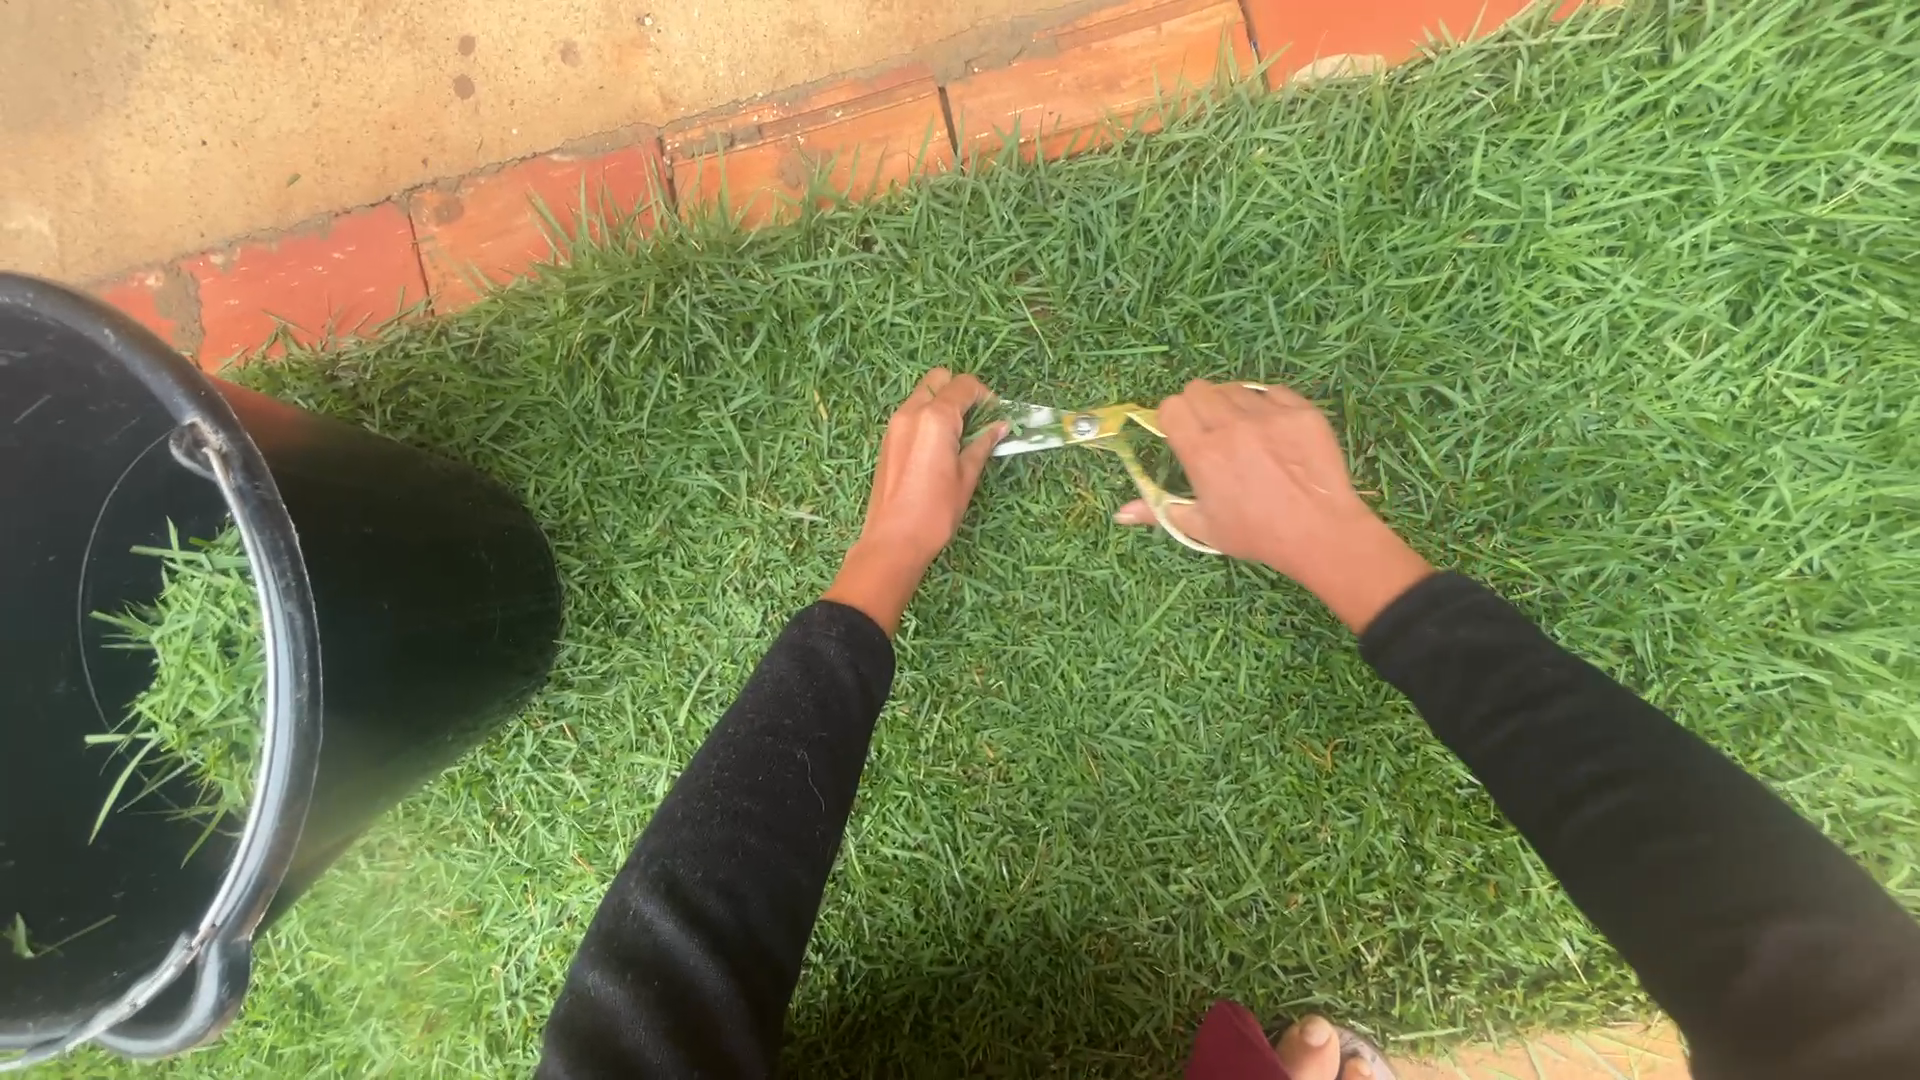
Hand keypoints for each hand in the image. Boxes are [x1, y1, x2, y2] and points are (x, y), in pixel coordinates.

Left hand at [823, 369, 1004, 634]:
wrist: (893, 540)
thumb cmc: (936, 511)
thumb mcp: (966, 476)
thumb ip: (982, 444)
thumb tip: (1000, 426)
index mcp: (934, 418)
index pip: (964, 386)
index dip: (985, 395)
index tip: (997, 414)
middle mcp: (911, 412)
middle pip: (939, 380)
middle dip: (961, 391)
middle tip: (978, 418)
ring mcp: (895, 424)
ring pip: (923, 394)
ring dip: (943, 403)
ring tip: (961, 434)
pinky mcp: (887, 439)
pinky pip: (911, 413)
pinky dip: (928, 416)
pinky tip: (941, 445)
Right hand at [1114, 379, 1430, 632]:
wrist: (1320, 532)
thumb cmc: (1255, 534)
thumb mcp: (1202, 527)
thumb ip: (1158, 512)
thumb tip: (1120, 514)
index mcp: (1202, 453)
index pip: (1171, 407)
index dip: (1172, 419)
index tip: (1182, 435)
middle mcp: (1231, 426)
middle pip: (1198, 389)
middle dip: (1198, 406)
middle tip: (1210, 431)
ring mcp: (1268, 415)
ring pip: (1234, 387)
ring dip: (1230, 404)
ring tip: (1243, 431)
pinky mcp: (1301, 410)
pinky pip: (1272, 392)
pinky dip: (1266, 405)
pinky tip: (1272, 430)